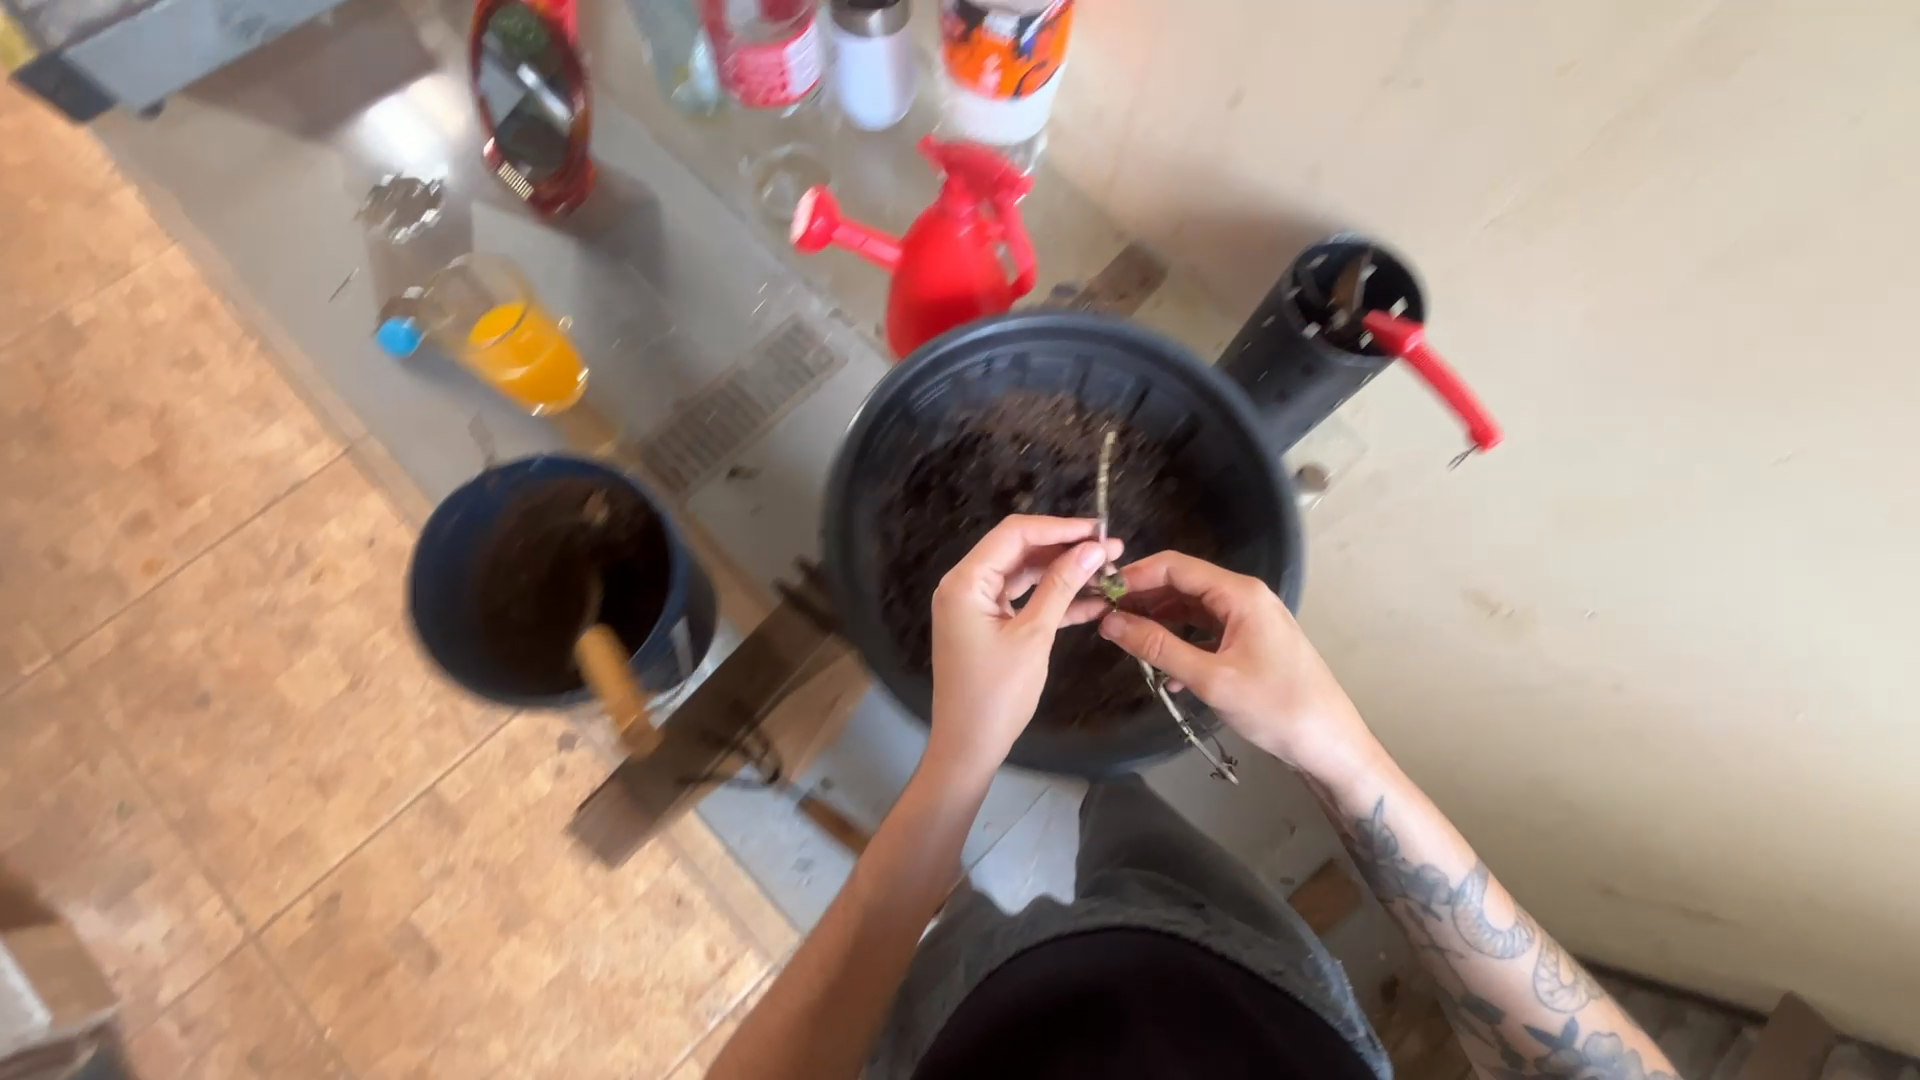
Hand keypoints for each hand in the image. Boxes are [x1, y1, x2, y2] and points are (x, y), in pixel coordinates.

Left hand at [928, 515, 1122, 778]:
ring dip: (1064, 573)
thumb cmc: (996, 693)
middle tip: (1112, 550)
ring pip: (1025, 575)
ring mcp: (977, 605)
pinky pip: (1024, 601)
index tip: (1101, 530)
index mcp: (965, 581)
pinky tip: (1094, 600)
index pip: (1014, 534)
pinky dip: (1054, 599)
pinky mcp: (989, 624)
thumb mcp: (1034, 635)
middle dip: (1065, 548)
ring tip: (1110, 571)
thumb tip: (1093, 548)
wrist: (969, 746)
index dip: (1059, 528)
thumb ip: (1061, 586)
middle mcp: (966, 585)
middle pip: (1020, 550)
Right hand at [1096, 551, 1371, 770]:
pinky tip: (1162, 671)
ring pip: (1191, 609)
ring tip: (1126, 640)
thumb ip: (1158, 647)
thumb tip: (1110, 623)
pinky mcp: (1250, 643)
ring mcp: (1248, 620)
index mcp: (1239, 594)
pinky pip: (1205, 632)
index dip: (1135, 576)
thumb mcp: (1211, 678)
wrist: (1331, 744)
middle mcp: (1244, 597)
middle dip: (1143, 598)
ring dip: (1158, 622)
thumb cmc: (1276, 707)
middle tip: (1106, 618)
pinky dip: (1180, 644)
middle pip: (1182, 584)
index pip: (1175, 566)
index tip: (1101, 593)